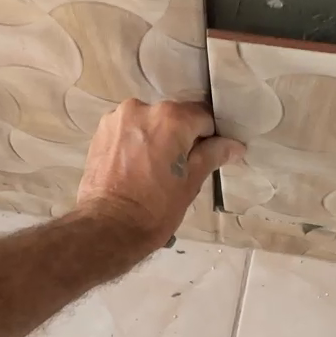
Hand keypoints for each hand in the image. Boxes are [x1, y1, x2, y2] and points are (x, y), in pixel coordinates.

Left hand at [74, 99, 242, 250]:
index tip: (205, 158)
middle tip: (177, 170)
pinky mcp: (101, 132)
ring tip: (151, 171)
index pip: (203, 117)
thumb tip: (234, 146)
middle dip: (179, 139)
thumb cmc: (155, 209)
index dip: (209, 138)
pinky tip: (134, 169)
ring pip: (149, 124)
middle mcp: (143, 108)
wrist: (108, 227)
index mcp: (171, 118)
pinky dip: (134, 144)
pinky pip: (128, 131)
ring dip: (155, 140)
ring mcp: (118, 118)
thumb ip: (212, 155)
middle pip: (173, 118)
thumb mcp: (191, 183)